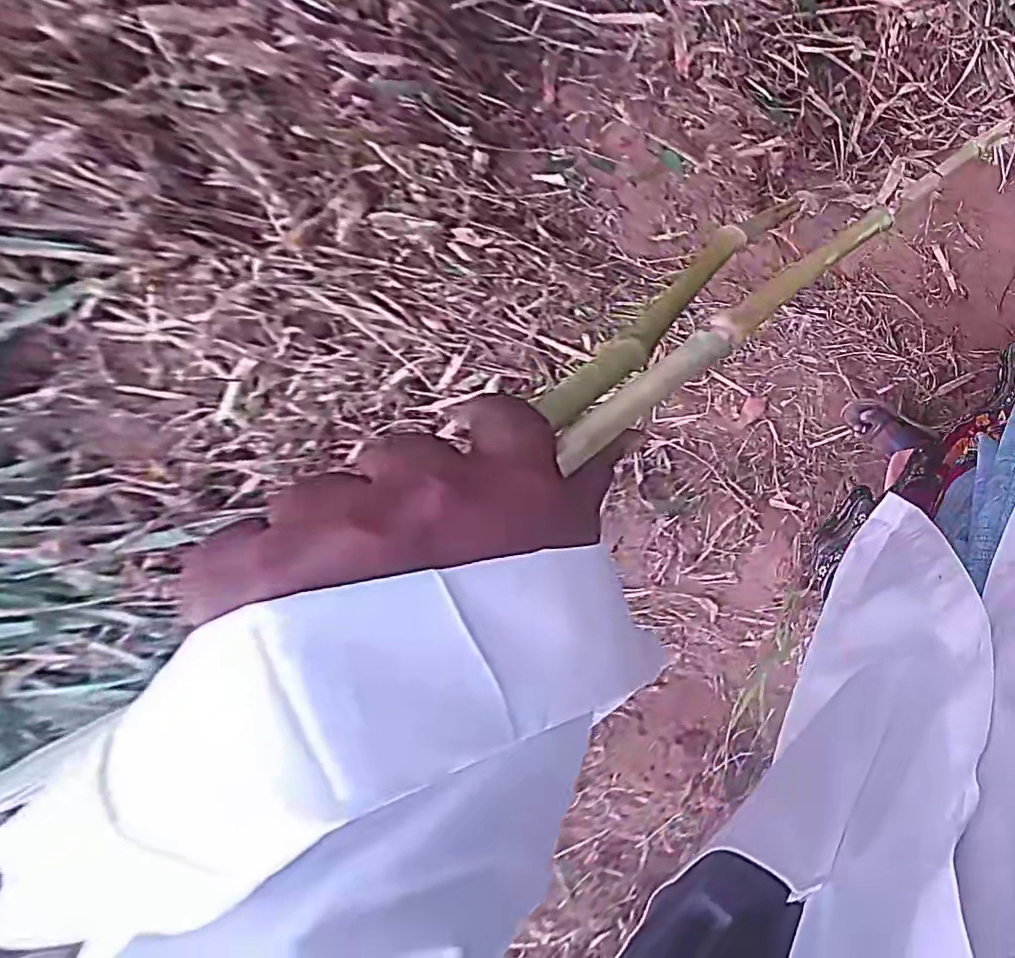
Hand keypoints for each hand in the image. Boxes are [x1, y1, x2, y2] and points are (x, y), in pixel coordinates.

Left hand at [178, 395, 626, 625]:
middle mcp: (427, 488)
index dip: (484, 424)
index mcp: (513, 488)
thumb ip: (578, 497)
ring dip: (333, 529)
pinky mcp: (246, 565)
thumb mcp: (574, 568)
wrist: (436, 760)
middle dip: (403, 489)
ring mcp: (333, 521)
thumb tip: (611, 443)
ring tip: (345, 595)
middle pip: (401, 451)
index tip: (472, 443)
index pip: (501, 415)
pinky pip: (242, 539)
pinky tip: (287, 611)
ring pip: (320, 493)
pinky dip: (262, 567)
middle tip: (410, 544)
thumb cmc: (531, 658)